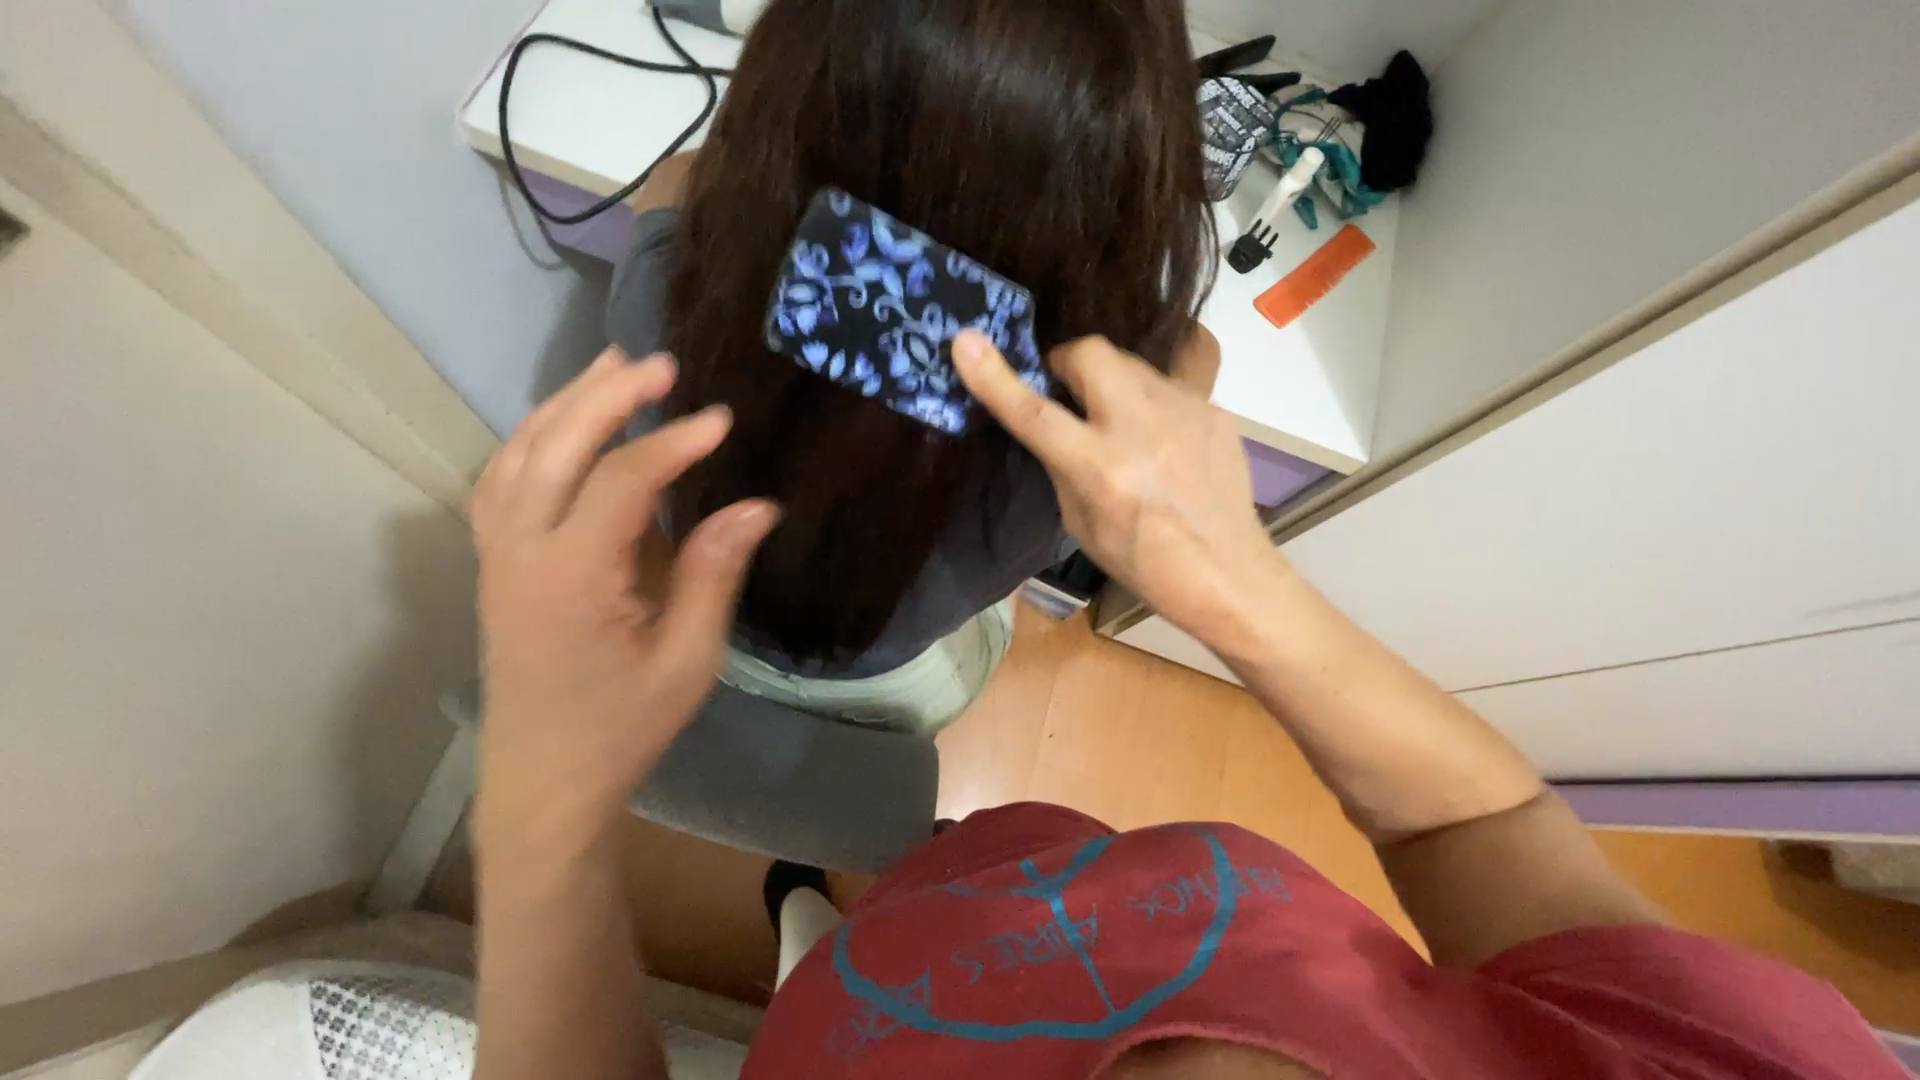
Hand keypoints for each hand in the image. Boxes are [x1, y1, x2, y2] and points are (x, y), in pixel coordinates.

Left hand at [469, 348, 778, 843]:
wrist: (543, 779)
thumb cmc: (623, 725)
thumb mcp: (687, 659)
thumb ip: (713, 574)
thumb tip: (756, 505)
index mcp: (572, 578)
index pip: (620, 481)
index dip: (673, 443)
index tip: (722, 420)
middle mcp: (521, 552)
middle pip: (555, 447)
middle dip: (608, 397)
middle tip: (661, 364)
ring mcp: (497, 555)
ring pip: (518, 454)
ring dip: (563, 405)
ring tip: (611, 368)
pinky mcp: (495, 563)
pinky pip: (503, 480)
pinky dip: (533, 439)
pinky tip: (563, 426)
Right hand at [953, 330, 1280, 639]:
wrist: (1229, 573)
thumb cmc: (1142, 561)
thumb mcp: (1081, 524)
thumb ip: (1061, 465)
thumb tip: (1049, 421)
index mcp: (1102, 471)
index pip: (1035, 414)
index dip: (995, 377)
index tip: (965, 342)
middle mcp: (1142, 430)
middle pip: (1091, 354)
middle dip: (1067, 360)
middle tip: (1066, 390)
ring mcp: (1185, 413)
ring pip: (1130, 363)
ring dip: (1109, 382)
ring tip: (1118, 421)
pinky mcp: (1214, 410)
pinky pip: (1165, 386)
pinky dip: (1147, 403)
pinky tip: (1159, 440)